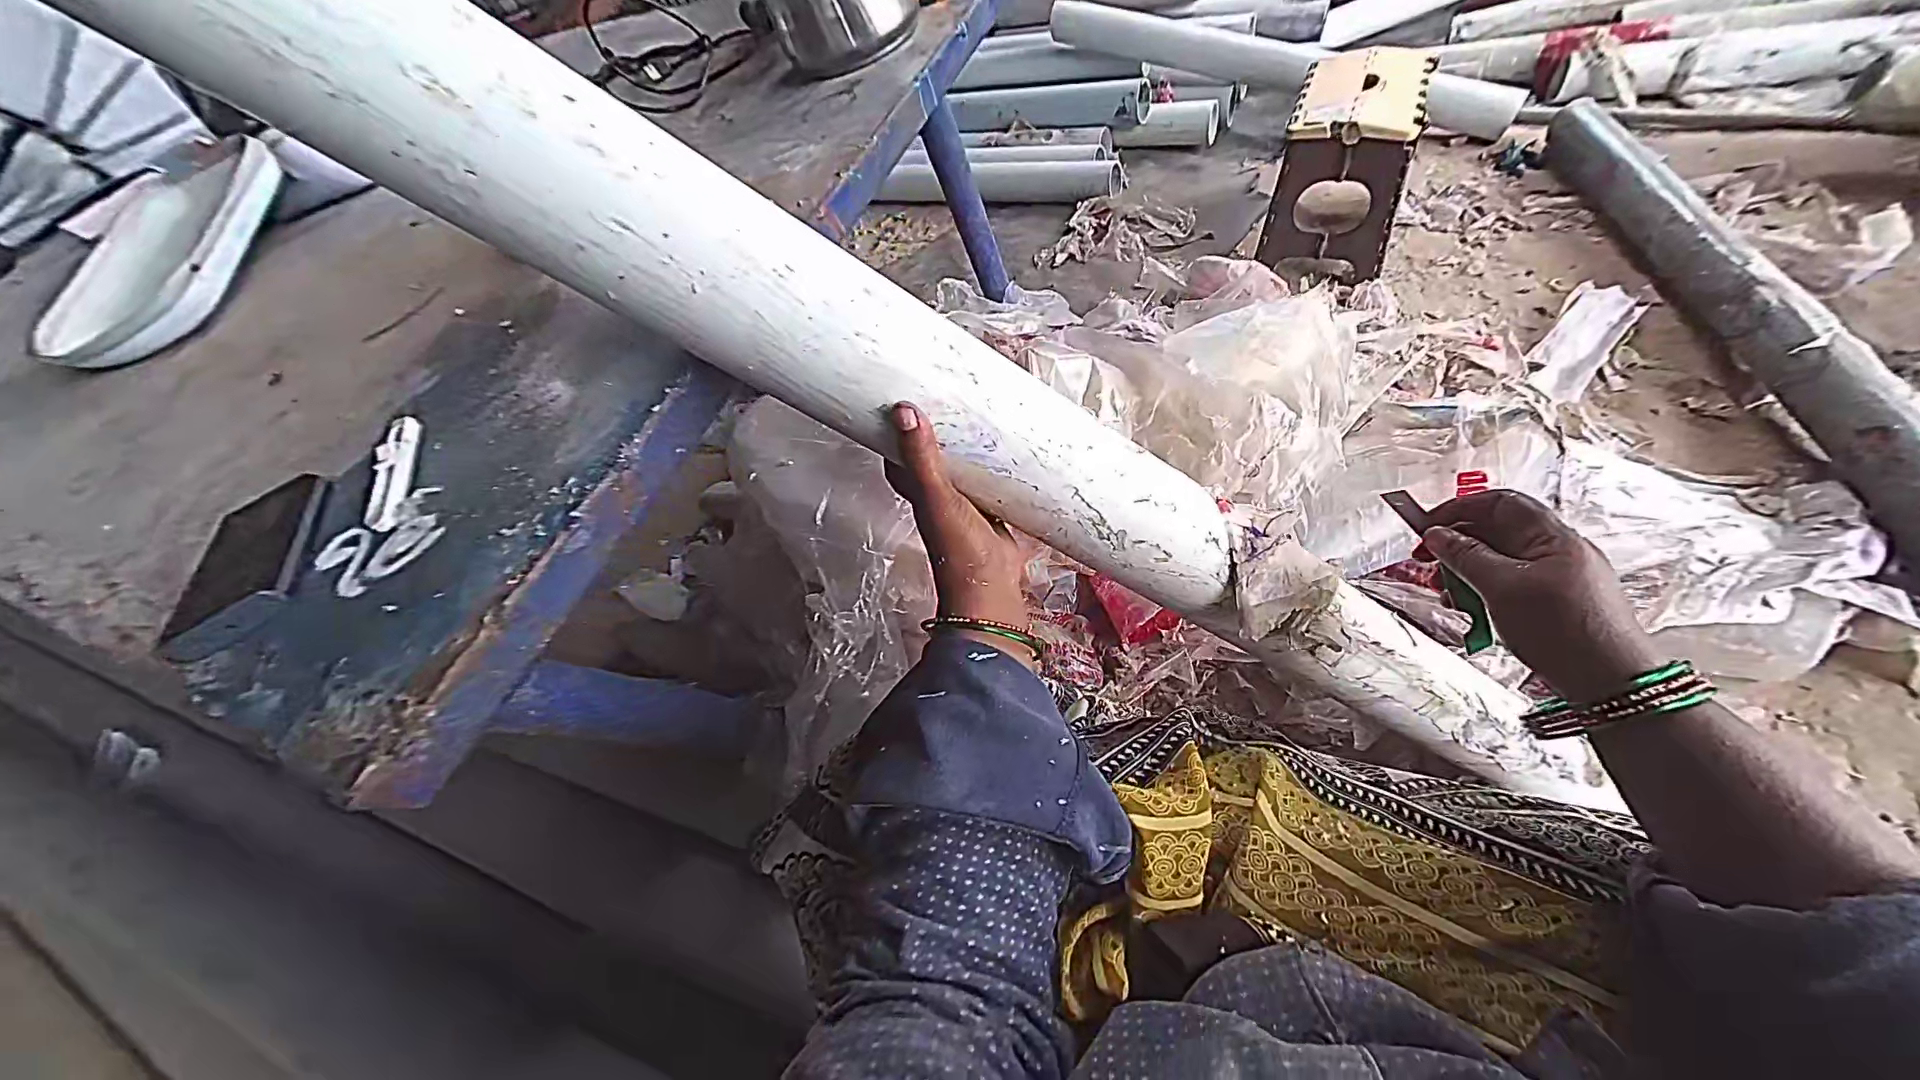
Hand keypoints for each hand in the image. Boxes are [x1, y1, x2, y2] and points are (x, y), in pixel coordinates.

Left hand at [887, 403, 1033, 663]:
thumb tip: (903, 411)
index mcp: (918, 487)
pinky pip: (992, 479)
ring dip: (970, 445)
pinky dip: (996, 465)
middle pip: (935, 453)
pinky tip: (1011, 448)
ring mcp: (966, 501)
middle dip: (942, 428)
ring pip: (964, 465)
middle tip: (954, 394)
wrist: (991, 585)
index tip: (910, 395)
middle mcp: (939, 492)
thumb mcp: (937, 497)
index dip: (901, 425)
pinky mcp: (992, 509)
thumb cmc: (958, 547)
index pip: (900, 450)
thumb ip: (922, 458)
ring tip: (984, 411)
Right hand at [1419, 490, 1660, 702]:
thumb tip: (1435, 534)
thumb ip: (1465, 556)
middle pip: (1494, 532)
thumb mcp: (1502, 588)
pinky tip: (1470, 607)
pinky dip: (1481, 590)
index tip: (1426, 527)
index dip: (1458, 509)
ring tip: (1448, 592)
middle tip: (1426, 562)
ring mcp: (1555, 576)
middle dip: (1454, 544)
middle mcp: (1555, 551)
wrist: (1611, 683)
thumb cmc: (1563, 630)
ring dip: (1464, 571)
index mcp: (1552, 538)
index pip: (1499, 503)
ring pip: (1496, 559)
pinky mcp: (1550, 600)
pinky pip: (1506, 583)